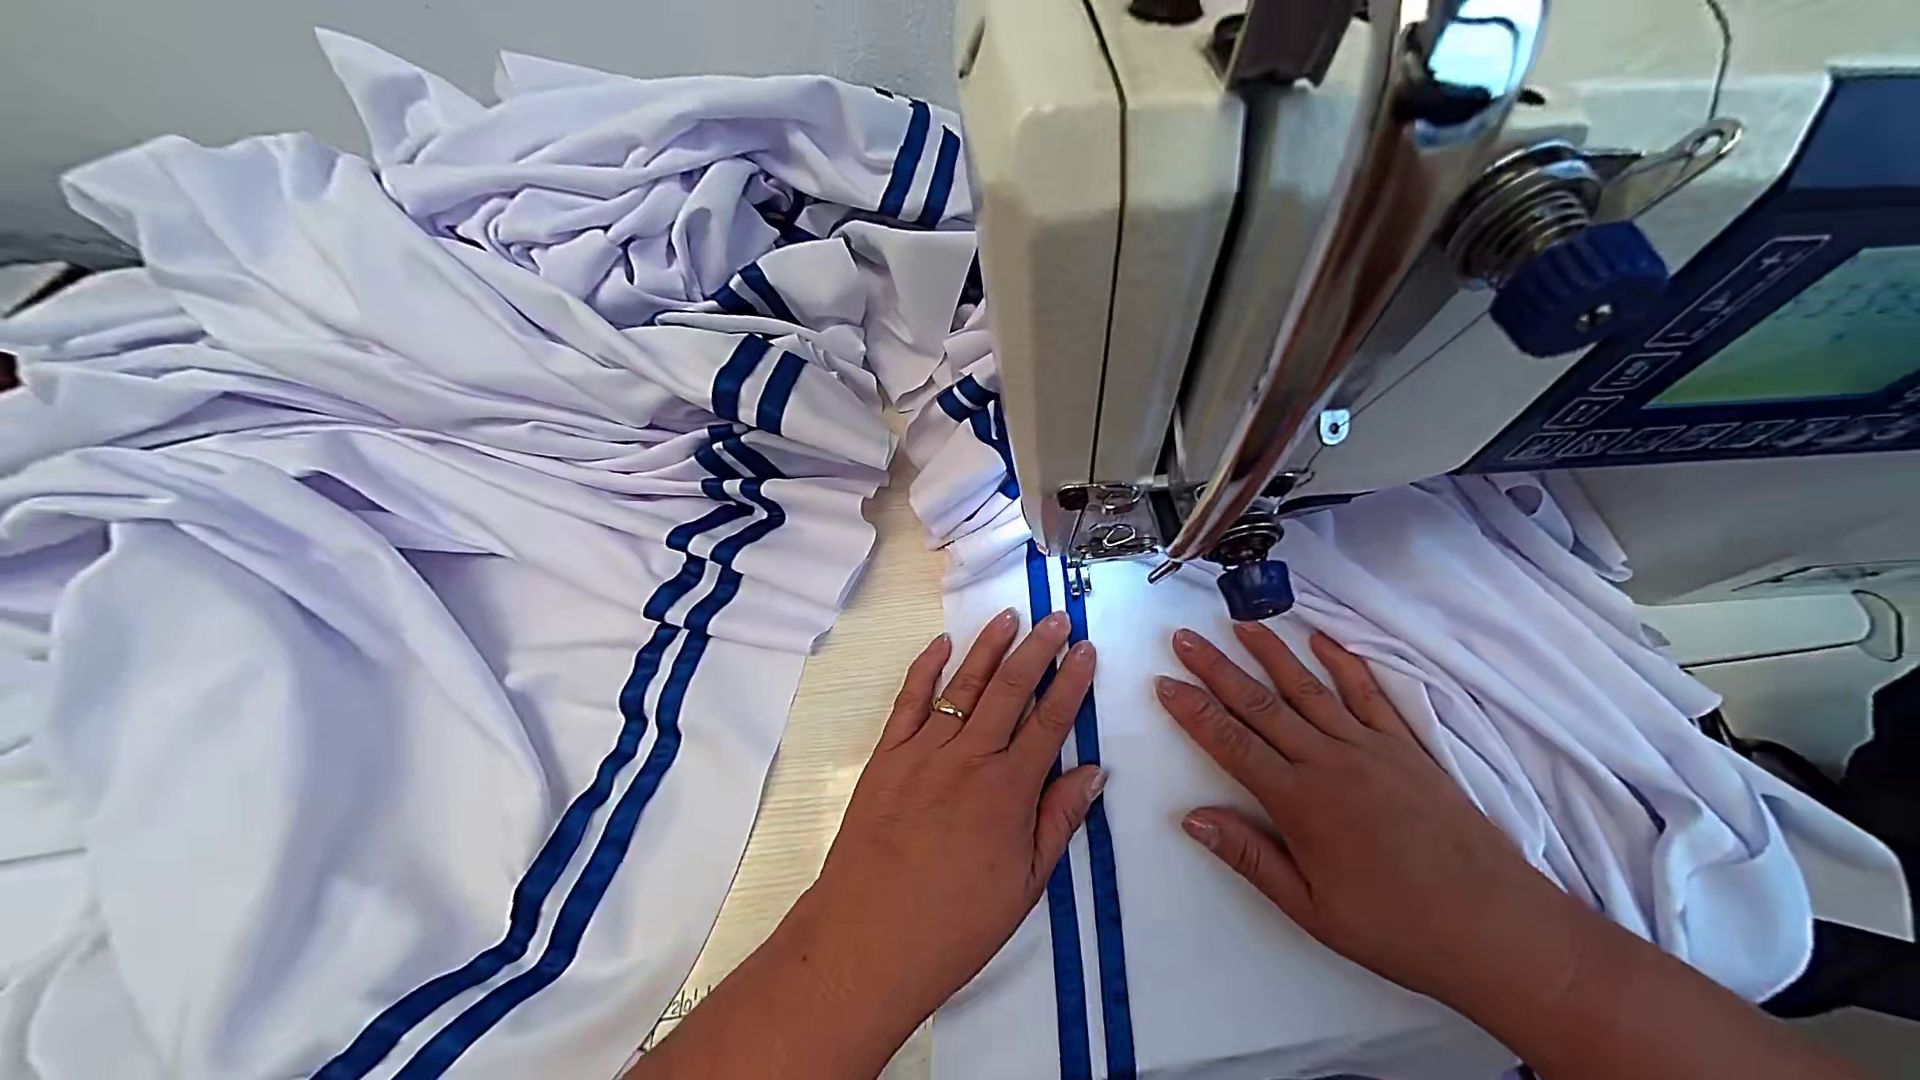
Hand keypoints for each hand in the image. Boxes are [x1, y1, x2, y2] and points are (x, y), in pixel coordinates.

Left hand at [634, 610, 1099, 1079]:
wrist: (867, 939)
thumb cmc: (955, 923)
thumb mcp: (1025, 885)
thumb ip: (1058, 820)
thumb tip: (1094, 772)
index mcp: (1008, 790)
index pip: (1050, 722)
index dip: (1072, 683)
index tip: (1086, 650)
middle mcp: (969, 758)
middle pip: (1010, 690)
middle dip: (1038, 649)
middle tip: (1056, 619)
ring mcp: (923, 751)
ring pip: (964, 685)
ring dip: (989, 647)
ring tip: (1010, 616)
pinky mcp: (887, 755)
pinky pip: (909, 700)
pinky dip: (926, 668)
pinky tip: (941, 643)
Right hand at [1155, 623, 1595, 1012]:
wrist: (1504, 933)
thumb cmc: (1397, 928)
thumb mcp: (1311, 910)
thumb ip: (1249, 856)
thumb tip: (1191, 817)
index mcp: (1300, 802)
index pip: (1231, 744)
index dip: (1193, 711)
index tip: (1165, 683)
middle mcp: (1329, 762)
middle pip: (1260, 704)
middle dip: (1215, 668)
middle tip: (1184, 637)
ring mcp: (1371, 748)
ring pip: (1308, 689)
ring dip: (1270, 653)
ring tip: (1240, 623)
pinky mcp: (1408, 747)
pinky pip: (1370, 695)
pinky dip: (1344, 664)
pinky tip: (1322, 640)